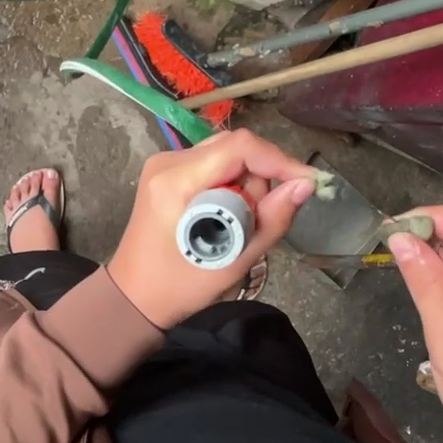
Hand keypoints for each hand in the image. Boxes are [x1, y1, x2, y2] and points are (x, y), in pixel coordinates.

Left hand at [107, 129, 317, 327]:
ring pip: (227, 154)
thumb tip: (305, 186)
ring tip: (240, 222)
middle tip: (262, 218)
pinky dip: (232, 184)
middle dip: (261, 177)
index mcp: (176, 181)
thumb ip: (272, 219)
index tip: (307, 183)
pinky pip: (215, 164)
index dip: (279, 161)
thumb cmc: (180, 287)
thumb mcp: (234, 261)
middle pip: (235, 147)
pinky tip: (228, 214)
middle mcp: (168, 161)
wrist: (134, 296)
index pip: (239, 147)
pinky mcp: (169, 171)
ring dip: (247, 182)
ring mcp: (165, 163)